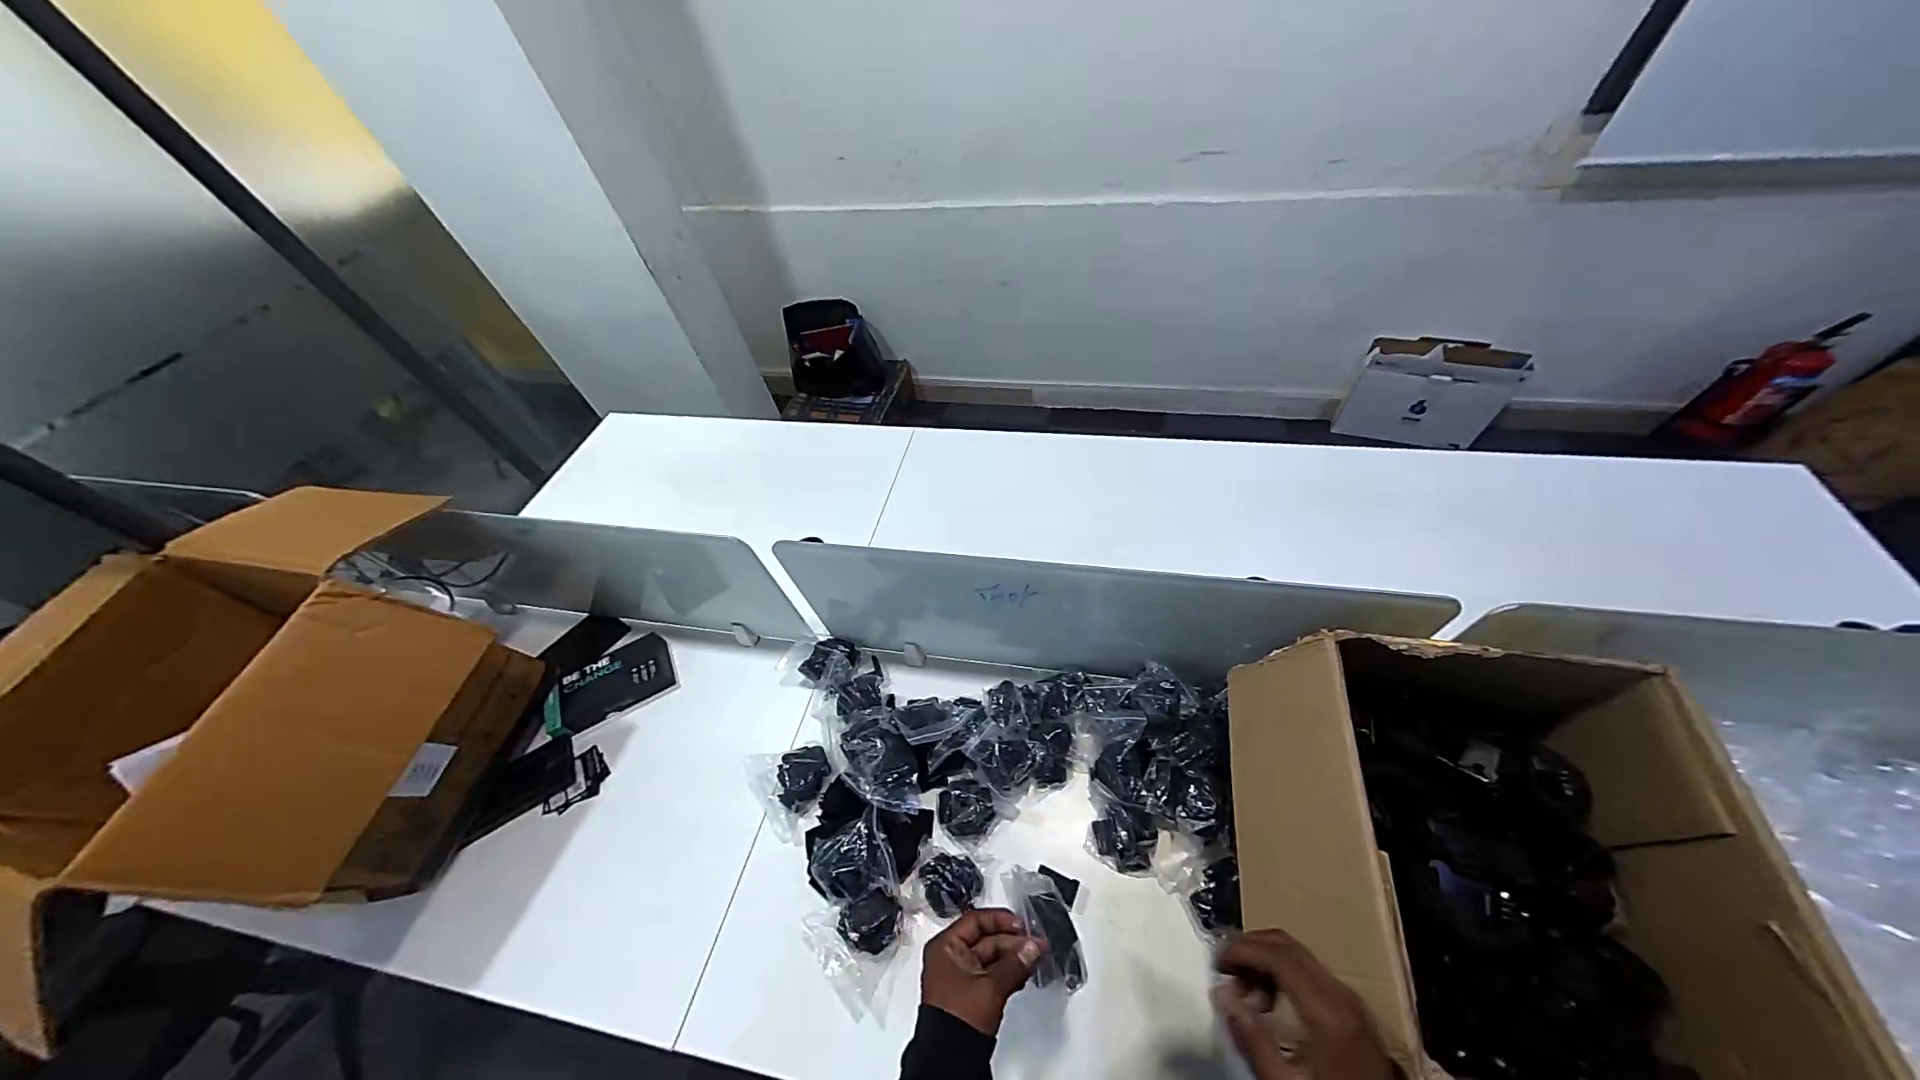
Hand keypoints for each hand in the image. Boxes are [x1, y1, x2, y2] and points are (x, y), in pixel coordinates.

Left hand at [921, 907, 1044, 1035]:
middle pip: (985, 938)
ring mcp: (961, 976)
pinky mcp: (970, 994)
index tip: (1021, 924)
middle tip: (1035, 944)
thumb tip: (1031, 947)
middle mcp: (950, 958)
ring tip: (1035, 957)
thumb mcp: (990, 986)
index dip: (1000, 920)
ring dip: (1013, 957)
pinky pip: (992, 974)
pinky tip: (1025, 973)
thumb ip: (1014, 963)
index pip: (975, 920)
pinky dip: (1008, 972)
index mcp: (945, 947)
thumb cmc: (957, 1019)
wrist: (950, 1059)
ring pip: (991, 957)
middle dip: (1012, 941)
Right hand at [1214, 929, 1393, 1079]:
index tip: (1217, 962)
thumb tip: (1224, 995)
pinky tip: (1269, 1000)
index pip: (1279, 957)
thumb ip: (1252, 1040)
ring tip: (1245, 991)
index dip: (1242, 950)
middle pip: (1288, 945)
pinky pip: (1310, 970)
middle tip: (1226, 969)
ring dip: (1265, 959)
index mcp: (1328, 1013)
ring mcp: (1350, 999)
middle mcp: (1343, 995)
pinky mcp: (1352, 1007)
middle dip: (1250, 948)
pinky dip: (1282, 972)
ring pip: (1299, 953)